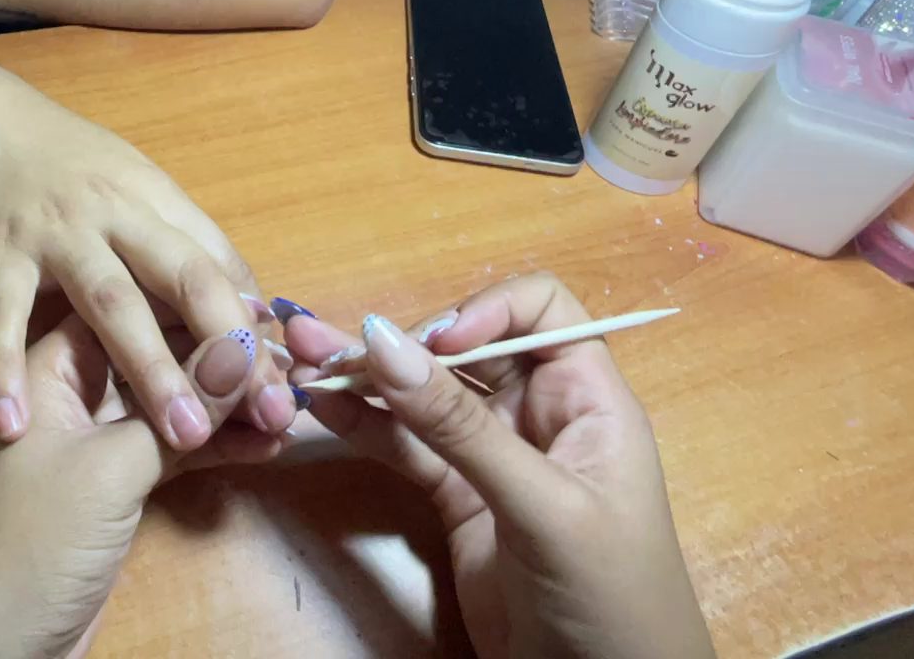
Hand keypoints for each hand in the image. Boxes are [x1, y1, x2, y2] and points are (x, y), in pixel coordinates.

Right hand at [0, 61, 300, 449]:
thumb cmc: (68, 153)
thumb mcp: (135, 181)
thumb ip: (182, 237)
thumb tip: (242, 299)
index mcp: (155, 199)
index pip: (221, 261)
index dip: (256, 323)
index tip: (282, 380)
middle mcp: (116, 215)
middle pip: (185, 277)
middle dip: (228, 347)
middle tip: (264, 417)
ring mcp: (56, 234)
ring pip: (112, 300)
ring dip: (151, 367)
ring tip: (185, 435)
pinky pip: (0, 315)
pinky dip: (1, 368)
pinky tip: (12, 424)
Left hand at [0, 315, 281, 658]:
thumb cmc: (33, 541)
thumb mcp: (107, 467)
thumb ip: (177, 406)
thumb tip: (245, 348)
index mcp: (56, 362)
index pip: (131, 310)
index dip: (193, 307)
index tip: (258, 315)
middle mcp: (80, 388)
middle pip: (160, 357)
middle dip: (221, 364)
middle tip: (286, 369)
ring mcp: (102, 437)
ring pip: (175, 404)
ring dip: (228, 409)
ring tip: (288, 409)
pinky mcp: (121, 480)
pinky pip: (176, 448)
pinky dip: (217, 447)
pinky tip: (266, 445)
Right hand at [282, 274, 713, 658]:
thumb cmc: (611, 601)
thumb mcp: (541, 508)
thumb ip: (458, 425)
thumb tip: (379, 339)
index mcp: (585, 399)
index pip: (538, 312)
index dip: (485, 310)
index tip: (436, 342)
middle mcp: (535, 411)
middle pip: (462, 348)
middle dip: (398, 343)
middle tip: (326, 344)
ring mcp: (489, 451)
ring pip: (421, 394)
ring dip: (363, 378)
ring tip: (302, 362)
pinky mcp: (453, 490)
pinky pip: (402, 442)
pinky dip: (361, 423)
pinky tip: (320, 406)